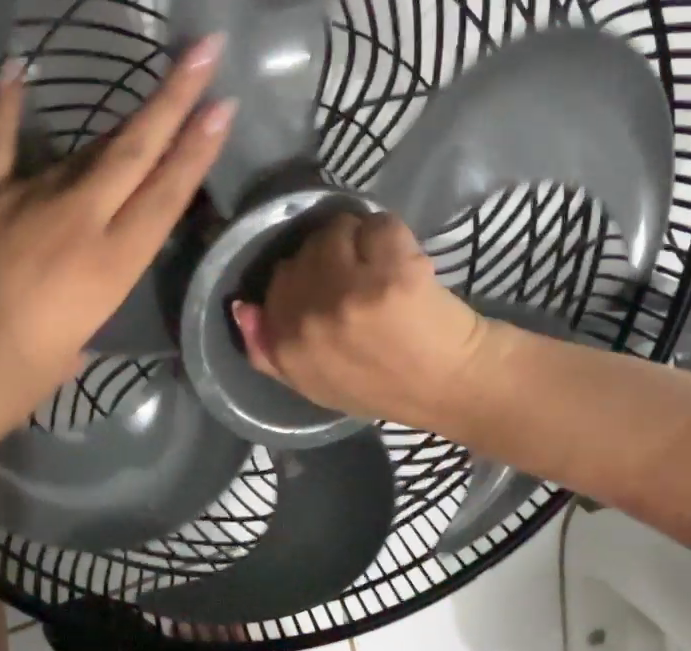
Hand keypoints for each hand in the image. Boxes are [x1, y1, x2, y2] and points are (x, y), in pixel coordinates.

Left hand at [0, 36, 238, 425]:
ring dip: (116, 126)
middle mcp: (73, 222)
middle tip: (205, 54)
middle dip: (173, 100)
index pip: (162, 199)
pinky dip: (6, 109)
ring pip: (80, 152)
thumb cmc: (2, 388)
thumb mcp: (61, 359)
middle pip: (132, 152)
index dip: (195, 152)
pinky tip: (16, 74)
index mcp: (105, 270)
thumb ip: (73, 329)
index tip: (222, 108)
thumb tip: (67, 325)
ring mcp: (20, 201)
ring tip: (147, 97)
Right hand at [232, 211, 503, 431]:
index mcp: (288, 349)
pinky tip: (407, 268)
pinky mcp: (393, 272)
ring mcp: (351, 293)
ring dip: (362, 241)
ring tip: (383, 273)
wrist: (449, 387)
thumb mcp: (313, 383)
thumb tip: (240, 306)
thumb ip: (269, 351)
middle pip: (305, 251)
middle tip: (363, 283)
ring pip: (338, 230)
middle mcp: (311, 321)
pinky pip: (378, 223)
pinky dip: (395, 238)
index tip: (332, 291)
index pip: (275, 284)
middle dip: (333, 257)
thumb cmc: (383, 386)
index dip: (306, 279)